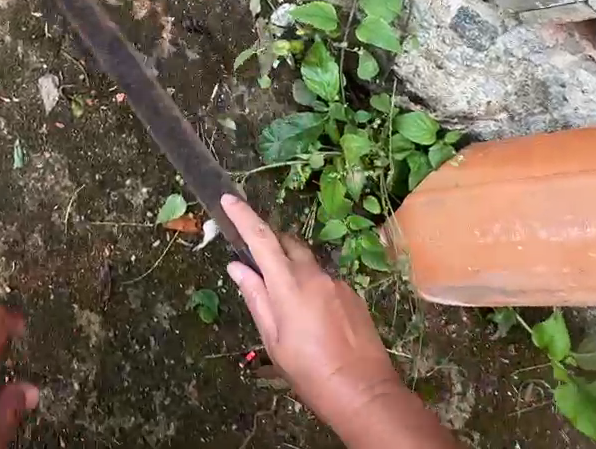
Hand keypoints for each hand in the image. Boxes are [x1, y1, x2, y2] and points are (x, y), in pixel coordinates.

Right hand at [223, 195, 402, 427]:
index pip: (261, 238)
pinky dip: (313, 286)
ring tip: (291, 306)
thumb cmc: (311, 373)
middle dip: (271, 245)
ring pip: (307, 263)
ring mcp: (336, 283)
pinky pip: (325, 280)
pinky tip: (316, 319)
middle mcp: (313, 274)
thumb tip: (236, 267)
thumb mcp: (273, 341)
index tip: (229, 199)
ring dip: (293, 270)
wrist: (366, 395)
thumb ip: (256, 298)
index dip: (242, 216)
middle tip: (259, 267)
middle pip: (287, 243)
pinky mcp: (353, 294)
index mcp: (288, 285)